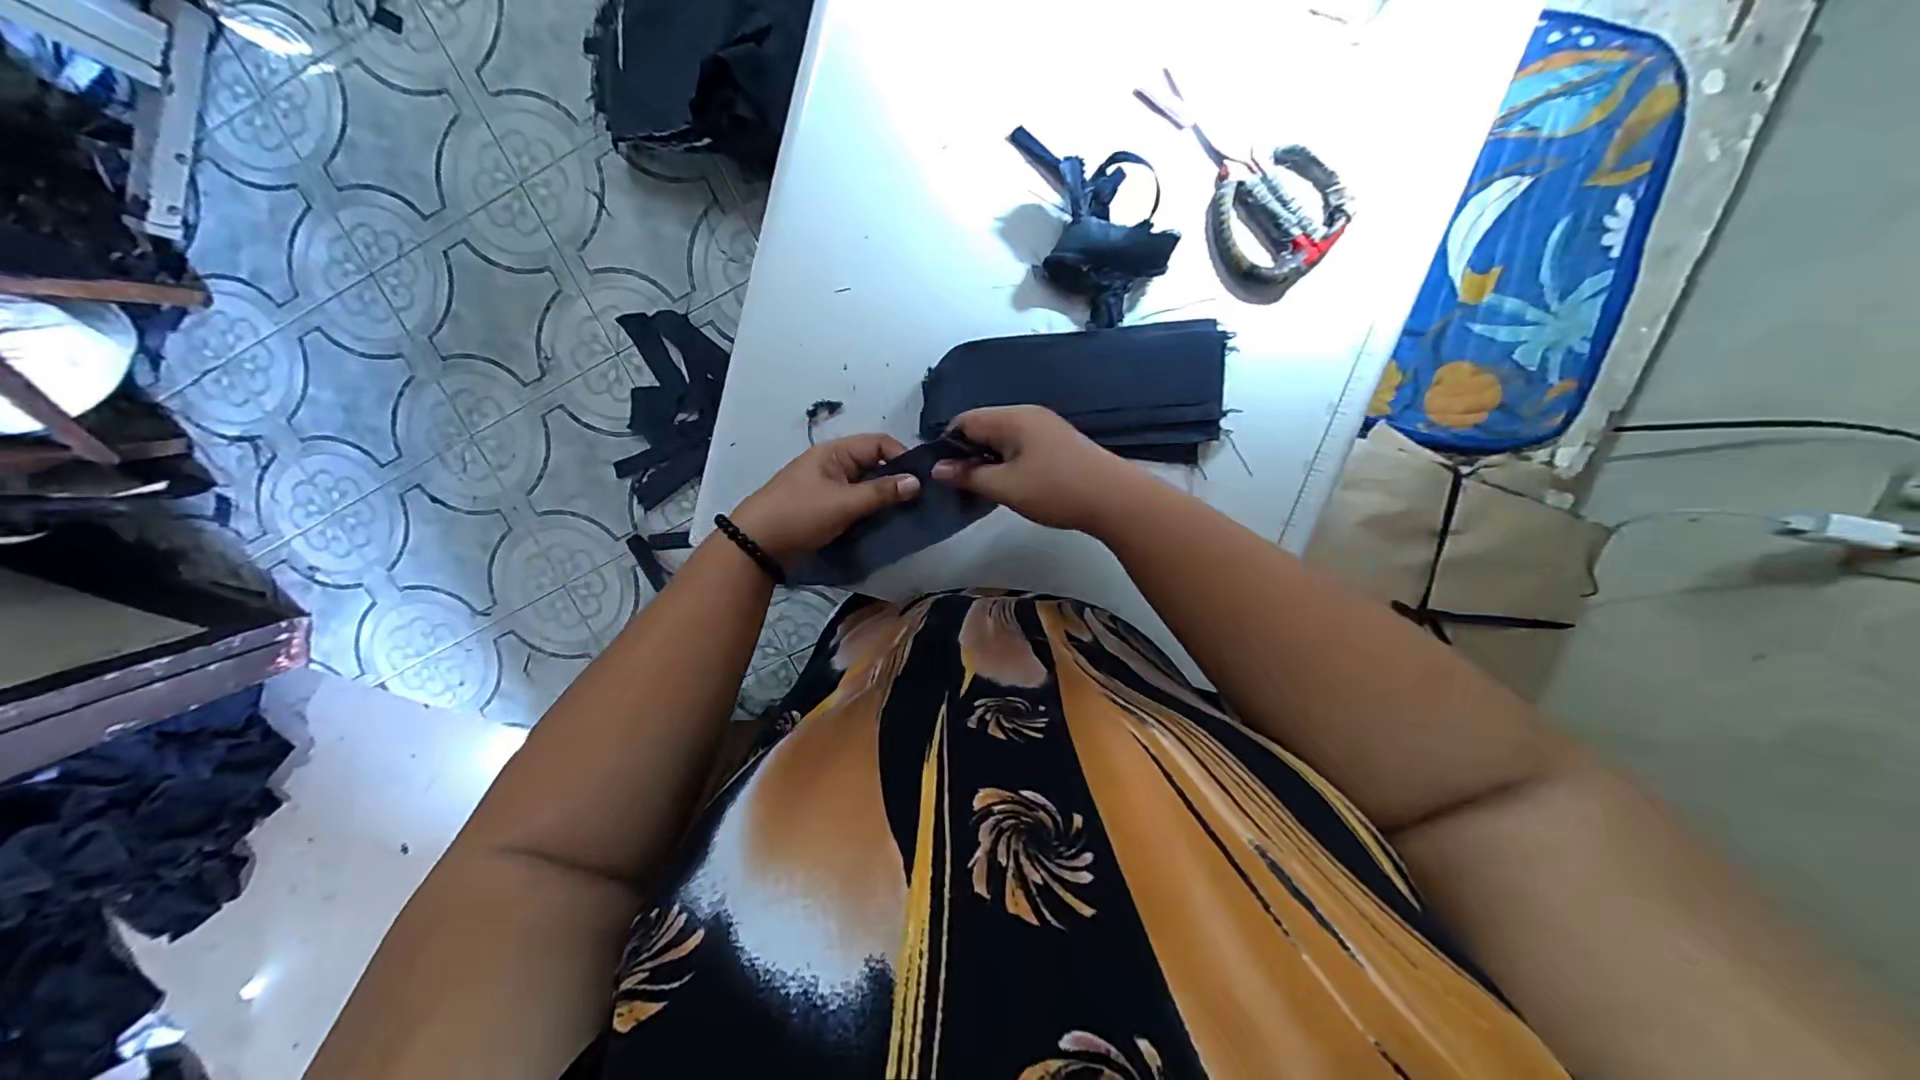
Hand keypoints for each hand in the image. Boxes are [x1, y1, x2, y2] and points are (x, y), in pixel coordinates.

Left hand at [728, 434, 921, 559]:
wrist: (756, 544)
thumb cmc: (800, 515)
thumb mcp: (844, 503)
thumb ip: (882, 492)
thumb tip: (916, 482)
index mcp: (835, 452)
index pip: (879, 443)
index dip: (902, 457)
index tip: (922, 480)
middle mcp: (833, 463)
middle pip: (874, 463)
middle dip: (896, 479)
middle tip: (919, 500)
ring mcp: (828, 486)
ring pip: (866, 484)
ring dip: (883, 496)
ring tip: (906, 513)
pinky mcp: (825, 506)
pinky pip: (855, 501)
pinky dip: (870, 509)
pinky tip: (883, 522)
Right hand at [931, 405, 1142, 533]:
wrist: (1115, 499)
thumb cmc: (1057, 490)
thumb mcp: (1006, 486)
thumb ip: (969, 476)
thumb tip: (938, 468)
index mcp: (1013, 418)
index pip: (965, 420)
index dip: (947, 444)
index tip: (942, 473)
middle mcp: (1029, 415)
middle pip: (984, 426)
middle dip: (968, 453)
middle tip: (961, 485)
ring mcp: (1046, 428)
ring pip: (1003, 438)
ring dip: (989, 460)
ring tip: (984, 488)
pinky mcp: (1058, 443)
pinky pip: (1021, 446)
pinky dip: (1008, 462)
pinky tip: (1011, 484)